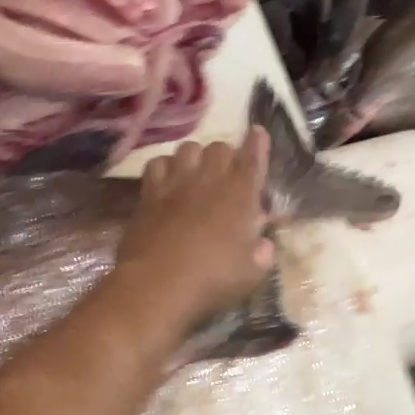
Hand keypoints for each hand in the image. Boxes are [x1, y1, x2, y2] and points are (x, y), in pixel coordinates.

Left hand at [115, 128, 274, 325]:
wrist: (159, 283)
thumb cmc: (213, 279)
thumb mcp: (251, 273)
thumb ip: (262, 254)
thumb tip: (264, 244)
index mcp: (241, 194)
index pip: (253, 157)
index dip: (257, 143)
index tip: (257, 132)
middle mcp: (210, 179)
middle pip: (220, 147)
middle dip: (226, 156)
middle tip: (226, 175)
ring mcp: (176, 182)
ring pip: (188, 148)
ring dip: (196, 157)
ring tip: (195, 173)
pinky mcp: (149, 192)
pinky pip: (158, 163)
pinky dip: (165, 167)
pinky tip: (167, 180)